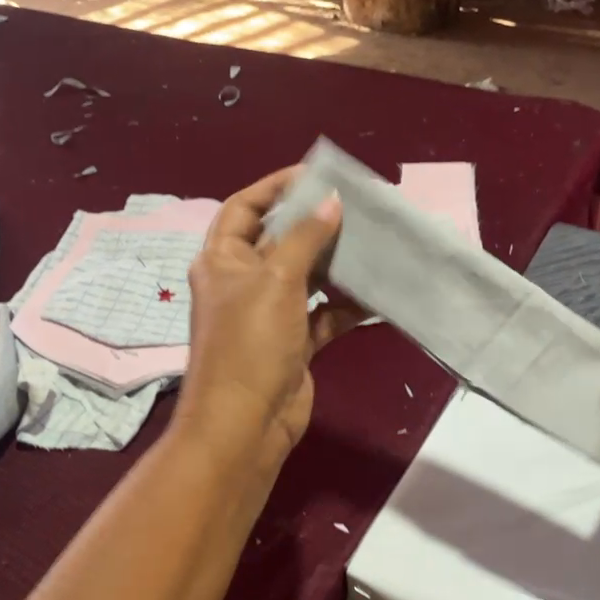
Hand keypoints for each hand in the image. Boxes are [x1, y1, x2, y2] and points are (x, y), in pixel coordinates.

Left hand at [178, 168, 365, 467]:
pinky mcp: (293, 341)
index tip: (313, 175)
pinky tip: (377, 294)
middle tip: (354, 204)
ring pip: (305, 276)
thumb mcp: (277, 280)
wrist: (246, 424)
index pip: (244, 207)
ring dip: (334, 262)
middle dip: (313, 222)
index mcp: (222, 260)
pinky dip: (346, 304)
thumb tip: (331, 202)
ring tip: (371, 240)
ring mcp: (268, 314)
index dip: (274, 187)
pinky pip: (324, 313)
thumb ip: (306, 237)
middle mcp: (242, 281)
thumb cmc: (250, 343)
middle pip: (278, 239)